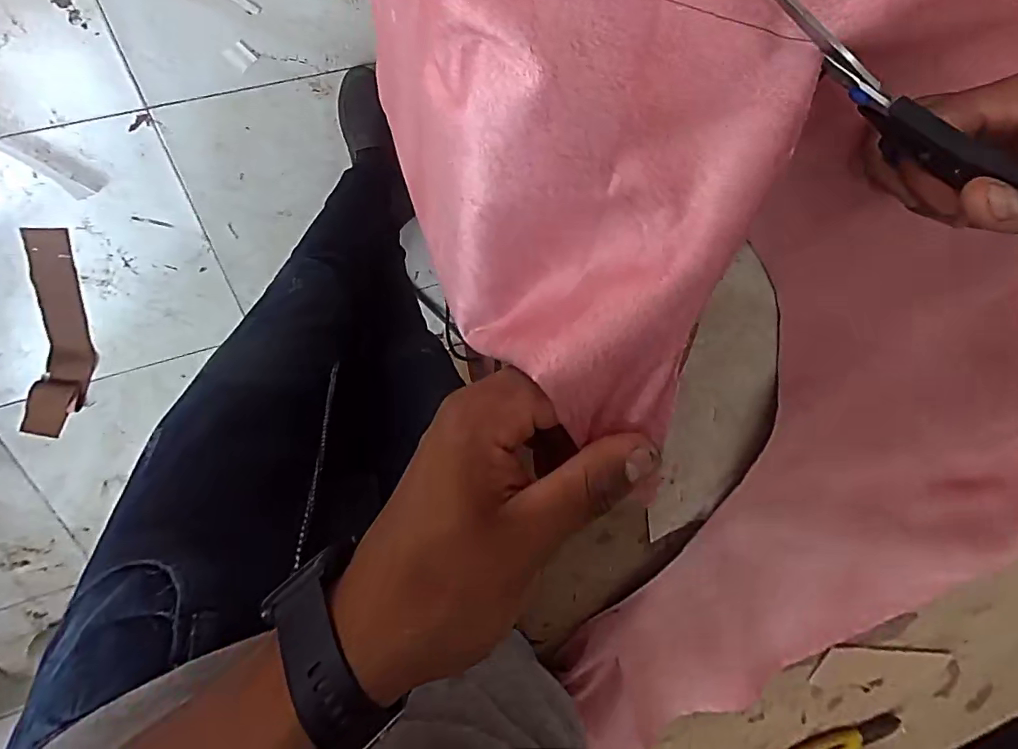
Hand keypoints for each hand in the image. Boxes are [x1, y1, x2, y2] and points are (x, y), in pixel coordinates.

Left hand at [326, 369, 656, 701]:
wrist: (366, 640)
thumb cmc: (445, 588)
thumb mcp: (527, 538)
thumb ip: (589, 483)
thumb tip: (647, 447)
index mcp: (482, 413)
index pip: (564, 378)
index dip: (610, 399)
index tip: (652, 423)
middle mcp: (472, 406)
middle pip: (553, 390)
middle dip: (599, 417)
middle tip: (643, 447)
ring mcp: (466, 429)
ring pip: (541, 413)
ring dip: (580, 436)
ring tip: (620, 465)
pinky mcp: (467, 454)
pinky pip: (523, 434)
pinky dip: (554, 451)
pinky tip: (581, 478)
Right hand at [862, 71, 1017, 258]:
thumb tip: (966, 202)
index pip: (935, 116)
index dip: (915, 157)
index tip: (931, 203)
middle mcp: (1010, 106)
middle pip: (924, 130)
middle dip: (916, 174)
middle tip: (952, 215)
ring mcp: (1011, 132)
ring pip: (935, 152)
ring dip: (931, 187)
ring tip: (968, 218)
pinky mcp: (1017, 158)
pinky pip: (958, 169)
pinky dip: (950, 194)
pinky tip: (977, 214)